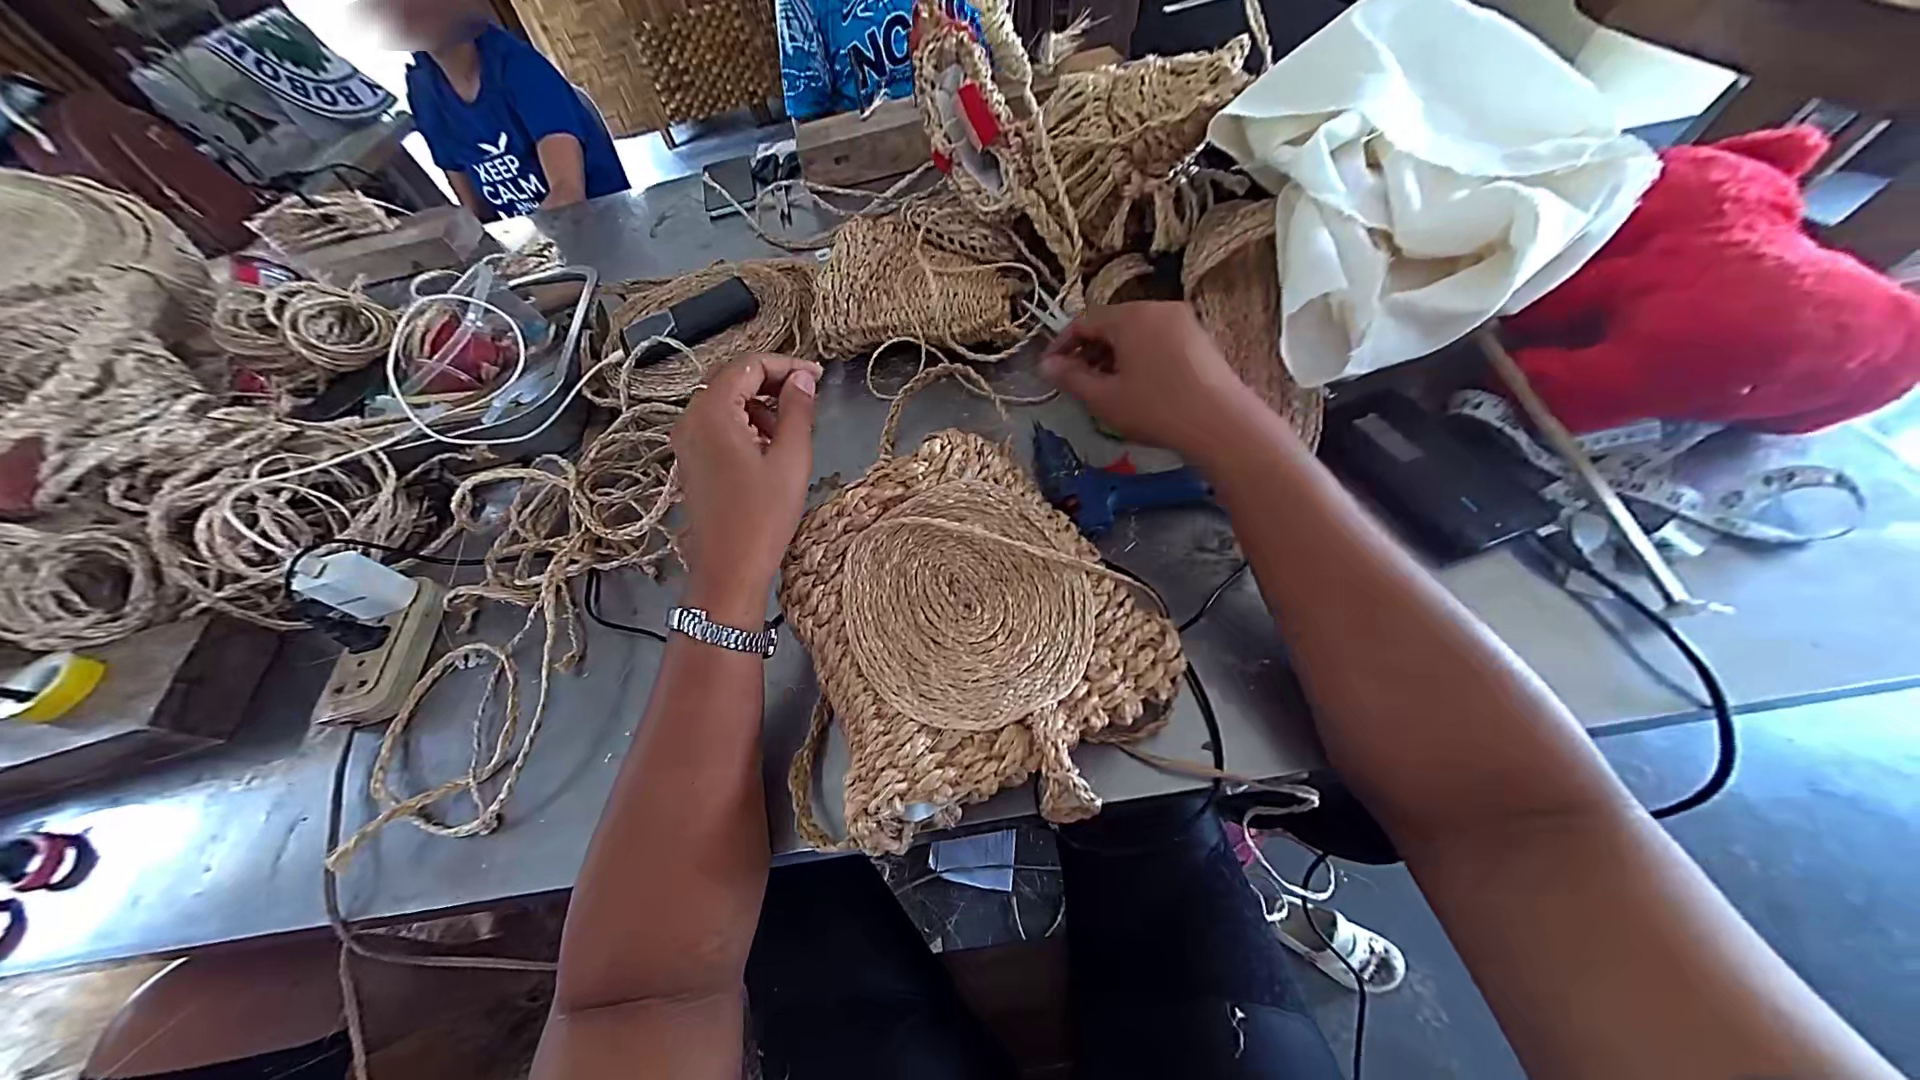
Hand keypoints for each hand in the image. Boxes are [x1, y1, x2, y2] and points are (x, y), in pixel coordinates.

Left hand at [670, 353, 820, 625]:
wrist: (728, 569)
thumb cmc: (763, 516)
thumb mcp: (791, 459)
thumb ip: (798, 411)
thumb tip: (803, 379)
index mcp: (712, 412)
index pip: (749, 366)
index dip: (786, 365)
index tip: (817, 378)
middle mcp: (690, 420)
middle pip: (733, 380)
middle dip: (773, 383)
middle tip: (809, 398)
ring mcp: (686, 442)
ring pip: (726, 403)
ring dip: (760, 406)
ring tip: (791, 431)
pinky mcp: (691, 462)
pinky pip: (719, 427)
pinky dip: (746, 425)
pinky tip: (769, 450)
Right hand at [1040, 302, 1268, 463]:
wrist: (1222, 425)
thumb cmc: (1156, 409)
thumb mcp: (1104, 398)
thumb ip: (1070, 378)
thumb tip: (1046, 365)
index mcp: (1130, 316)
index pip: (1084, 320)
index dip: (1061, 344)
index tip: (1049, 370)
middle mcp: (1157, 309)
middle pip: (1111, 323)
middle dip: (1088, 350)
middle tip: (1074, 382)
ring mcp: (1183, 322)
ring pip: (1135, 332)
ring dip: (1112, 355)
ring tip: (1103, 387)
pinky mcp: (1199, 340)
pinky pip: (1157, 340)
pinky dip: (1137, 357)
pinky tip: (1135, 386)